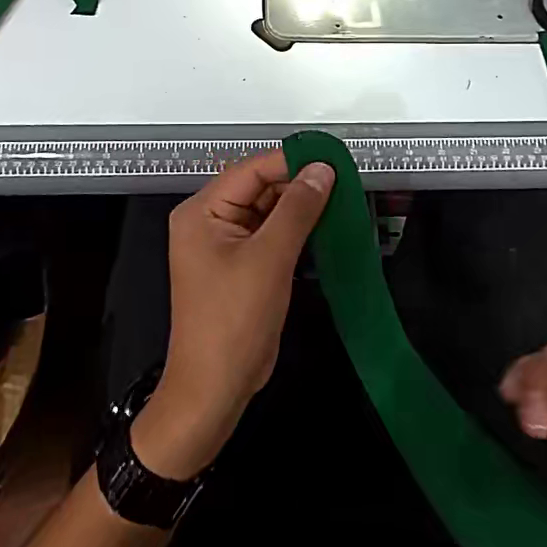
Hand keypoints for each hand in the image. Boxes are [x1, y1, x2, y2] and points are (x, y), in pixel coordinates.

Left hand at [131, 151, 334, 478]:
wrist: (215, 387)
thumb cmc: (232, 322)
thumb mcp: (269, 258)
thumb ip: (297, 209)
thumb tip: (322, 170)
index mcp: (202, 211)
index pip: (251, 170)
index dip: (292, 162)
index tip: (332, 159)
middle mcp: (210, 221)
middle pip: (261, 188)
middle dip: (300, 185)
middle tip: (344, 182)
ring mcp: (226, 244)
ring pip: (270, 211)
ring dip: (302, 208)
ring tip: (343, 200)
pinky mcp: (243, 265)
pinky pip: (272, 235)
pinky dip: (298, 231)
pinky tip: (327, 227)